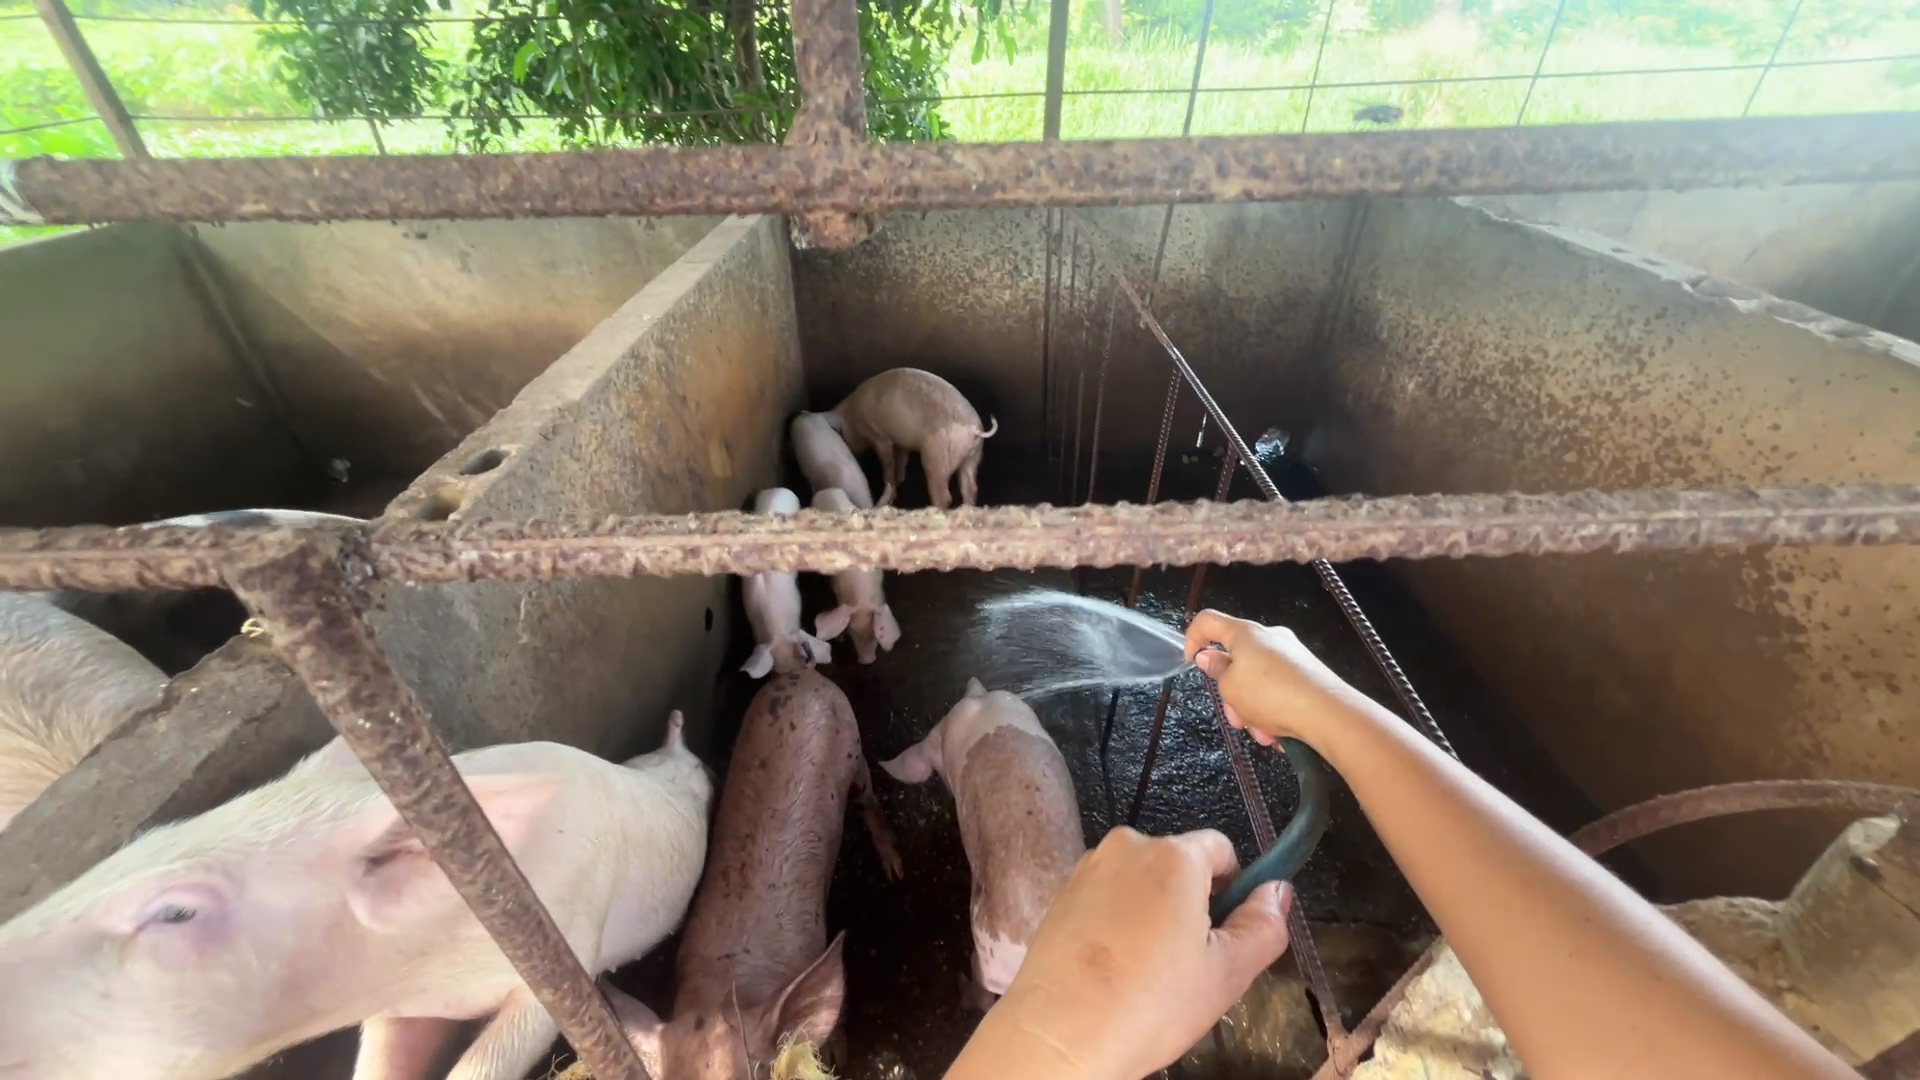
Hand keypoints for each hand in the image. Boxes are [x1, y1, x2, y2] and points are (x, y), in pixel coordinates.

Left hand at [984, 828, 1291, 1079]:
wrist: (1062, 1029)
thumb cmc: (1152, 1001)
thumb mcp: (1226, 973)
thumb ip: (1262, 926)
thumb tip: (1278, 889)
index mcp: (1173, 855)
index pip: (1220, 847)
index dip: (1233, 886)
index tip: (1226, 931)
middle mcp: (1128, 844)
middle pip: (1179, 862)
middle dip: (1192, 900)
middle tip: (1190, 960)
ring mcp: (1091, 863)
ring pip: (1142, 878)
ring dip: (1154, 908)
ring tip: (1149, 968)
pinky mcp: (1064, 887)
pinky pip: (1109, 891)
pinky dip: (1120, 916)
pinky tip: (1116, 962)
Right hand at [1184, 609, 1366, 748]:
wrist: (1330, 715)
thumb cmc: (1270, 695)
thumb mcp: (1231, 687)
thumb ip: (1216, 671)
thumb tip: (1209, 657)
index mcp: (1245, 633)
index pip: (1207, 621)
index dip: (1191, 638)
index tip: (1190, 664)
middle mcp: (1269, 638)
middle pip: (1236, 660)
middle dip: (1231, 693)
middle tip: (1235, 718)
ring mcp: (1292, 657)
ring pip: (1257, 681)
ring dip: (1252, 708)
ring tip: (1262, 734)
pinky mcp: (1309, 676)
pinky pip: (1279, 690)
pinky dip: (1273, 710)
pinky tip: (1279, 734)